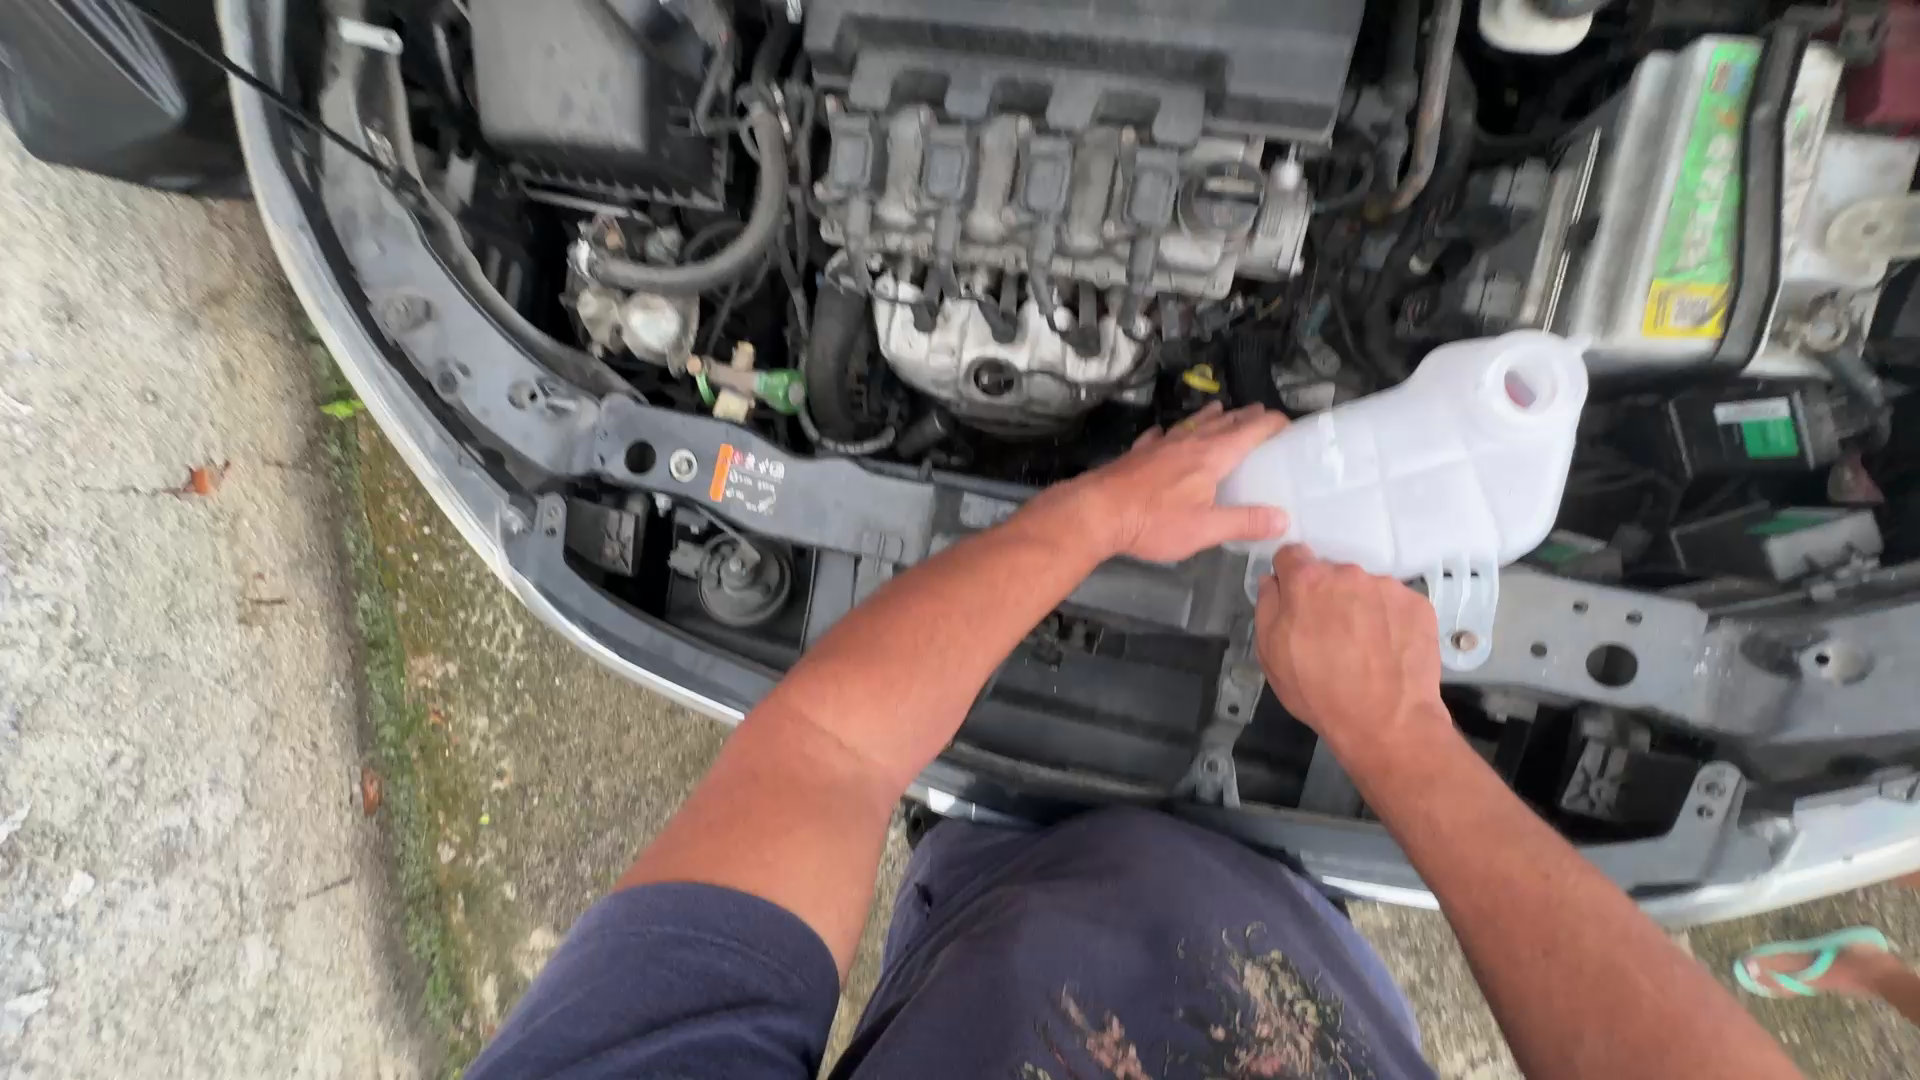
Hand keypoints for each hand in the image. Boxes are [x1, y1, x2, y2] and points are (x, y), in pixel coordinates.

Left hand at [1042, 403, 1290, 562]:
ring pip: (1190, 423)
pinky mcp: (1136, 454)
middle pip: (1222, 422)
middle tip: (1259, 412)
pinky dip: (1169, 432)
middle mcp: (1187, 442)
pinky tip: (1163, 433)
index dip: (1273, 424)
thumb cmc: (1153, 521)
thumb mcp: (1205, 529)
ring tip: (1220, 410)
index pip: (1251, 430)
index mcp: (1212, 456)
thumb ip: (1244, 522)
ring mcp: (1159, 446)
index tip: (1289, 424)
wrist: (1096, 512)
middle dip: (1244, 416)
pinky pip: (1158, 436)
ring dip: (1209, 417)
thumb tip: (1282, 519)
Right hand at [1253, 546, 1451, 764]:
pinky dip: (1388, 619)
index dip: (1288, 575)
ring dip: (1358, 606)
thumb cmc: (1316, 689)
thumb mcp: (1269, 653)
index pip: (1291, 554)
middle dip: (1325, 594)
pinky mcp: (1418, 605)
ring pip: (1364, 588)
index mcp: (1307, 581)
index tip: (1293, 599)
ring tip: (1362, 645)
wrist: (1386, 721)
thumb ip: (1267, 607)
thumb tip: (1273, 582)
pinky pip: (1394, 603)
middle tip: (1328, 632)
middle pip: (1330, 572)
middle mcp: (1348, 574)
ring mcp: (1387, 588)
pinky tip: (1386, 649)